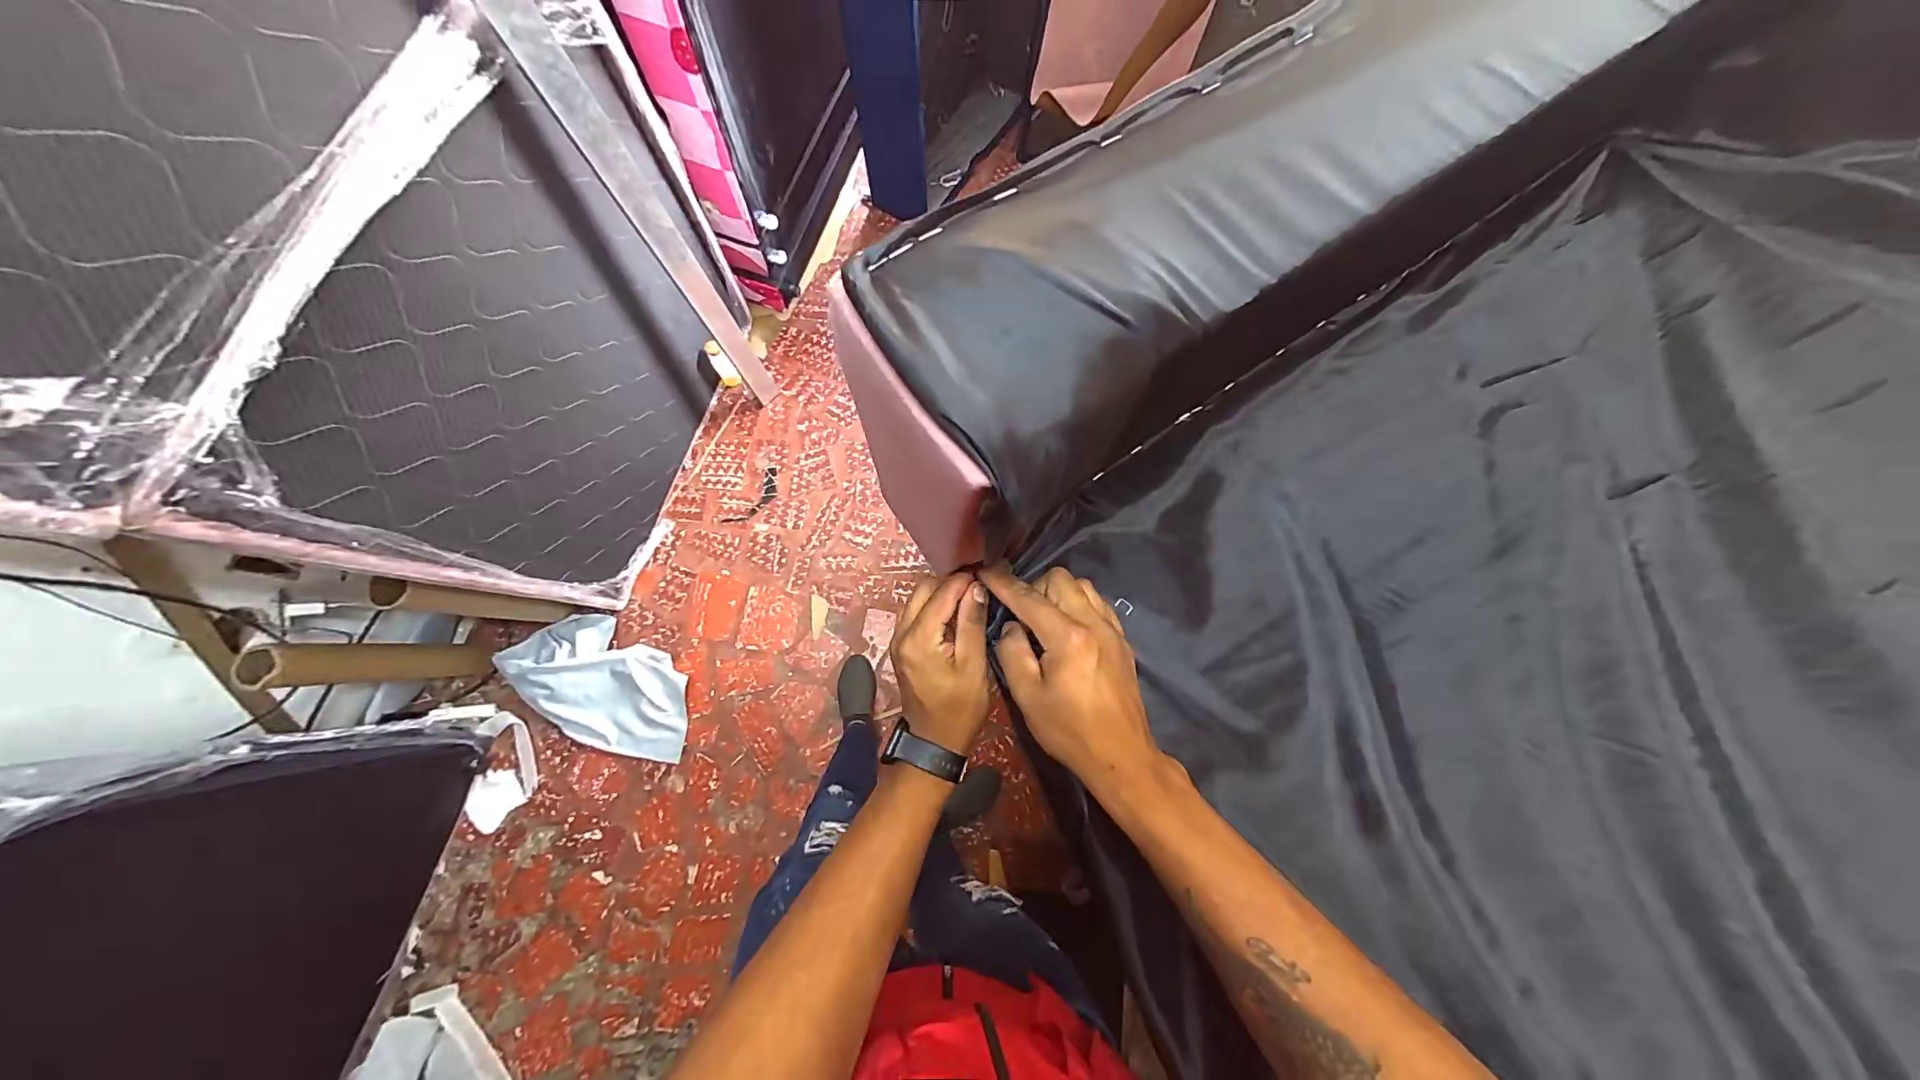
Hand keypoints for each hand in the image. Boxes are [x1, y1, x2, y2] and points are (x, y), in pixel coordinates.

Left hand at [890, 572, 991, 754]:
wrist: (934, 741)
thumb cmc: (960, 707)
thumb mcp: (974, 665)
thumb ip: (971, 623)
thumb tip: (975, 588)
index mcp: (918, 638)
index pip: (941, 593)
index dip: (964, 580)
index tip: (986, 576)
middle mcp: (901, 633)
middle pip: (923, 589)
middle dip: (949, 584)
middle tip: (977, 588)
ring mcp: (897, 640)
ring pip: (916, 600)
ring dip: (940, 594)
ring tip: (968, 599)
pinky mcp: (901, 647)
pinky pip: (914, 614)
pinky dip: (932, 607)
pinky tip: (954, 615)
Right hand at [980, 565, 1163, 793]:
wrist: (1120, 754)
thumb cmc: (1068, 731)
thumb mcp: (1027, 696)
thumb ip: (1012, 653)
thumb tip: (1011, 626)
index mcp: (1068, 637)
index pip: (1029, 598)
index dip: (1003, 583)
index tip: (986, 571)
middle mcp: (1094, 623)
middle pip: (1060, 579)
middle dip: (1034, 587)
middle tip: (1021, 613)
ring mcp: (1112, 630)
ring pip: (1082, 587)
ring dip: (1058, 593)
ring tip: (1045, 620)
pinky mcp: (1122, 640)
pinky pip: (1098, 604)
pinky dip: (1079, 604)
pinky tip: (1069, 627)